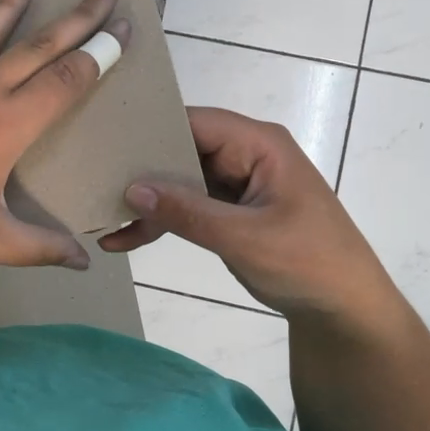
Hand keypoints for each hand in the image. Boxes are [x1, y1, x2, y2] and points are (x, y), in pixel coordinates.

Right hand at [99, 107, 402, 325]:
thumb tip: (131, 188)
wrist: (341, 308)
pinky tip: (121, 241)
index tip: (104, 142)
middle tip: (88, 179)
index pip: (194, 122)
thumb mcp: (244, 237)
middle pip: (179, 148)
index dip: (149, 129)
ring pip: (176, 180)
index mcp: (258, 145)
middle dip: (138, 168)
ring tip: (98, 217)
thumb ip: (187, 212)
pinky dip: (157, 222)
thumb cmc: (307, 263)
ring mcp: (233, 183)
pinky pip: (184, 207)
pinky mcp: (226, 210)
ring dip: (142, 201)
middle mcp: (243, 154)